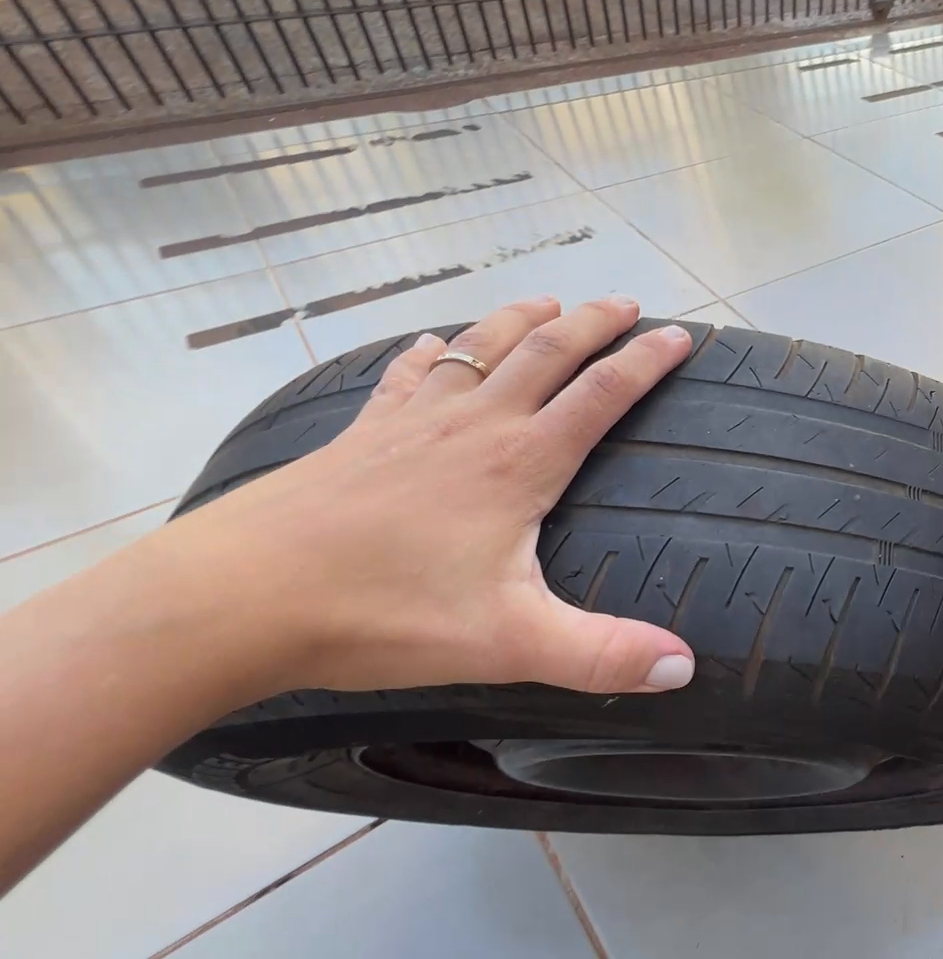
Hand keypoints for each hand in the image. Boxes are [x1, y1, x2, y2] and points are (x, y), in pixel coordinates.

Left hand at [153, 295, 697, 697]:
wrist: (230, 600)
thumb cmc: (380, 615)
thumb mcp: (508, 643)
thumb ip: (603, 655)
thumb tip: (685, 668)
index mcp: (520, 463)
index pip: (602, 394)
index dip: (647, 361)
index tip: (681, 337)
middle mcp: (475, 426)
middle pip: (547, 352)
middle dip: (594, 322)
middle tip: (627, 303)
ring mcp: (413, 423)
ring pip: (480, 349)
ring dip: (521, 320)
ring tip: (550, 302)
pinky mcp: (361, 435)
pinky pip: (406, 378)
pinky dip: (429, 353)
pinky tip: (431, 343)